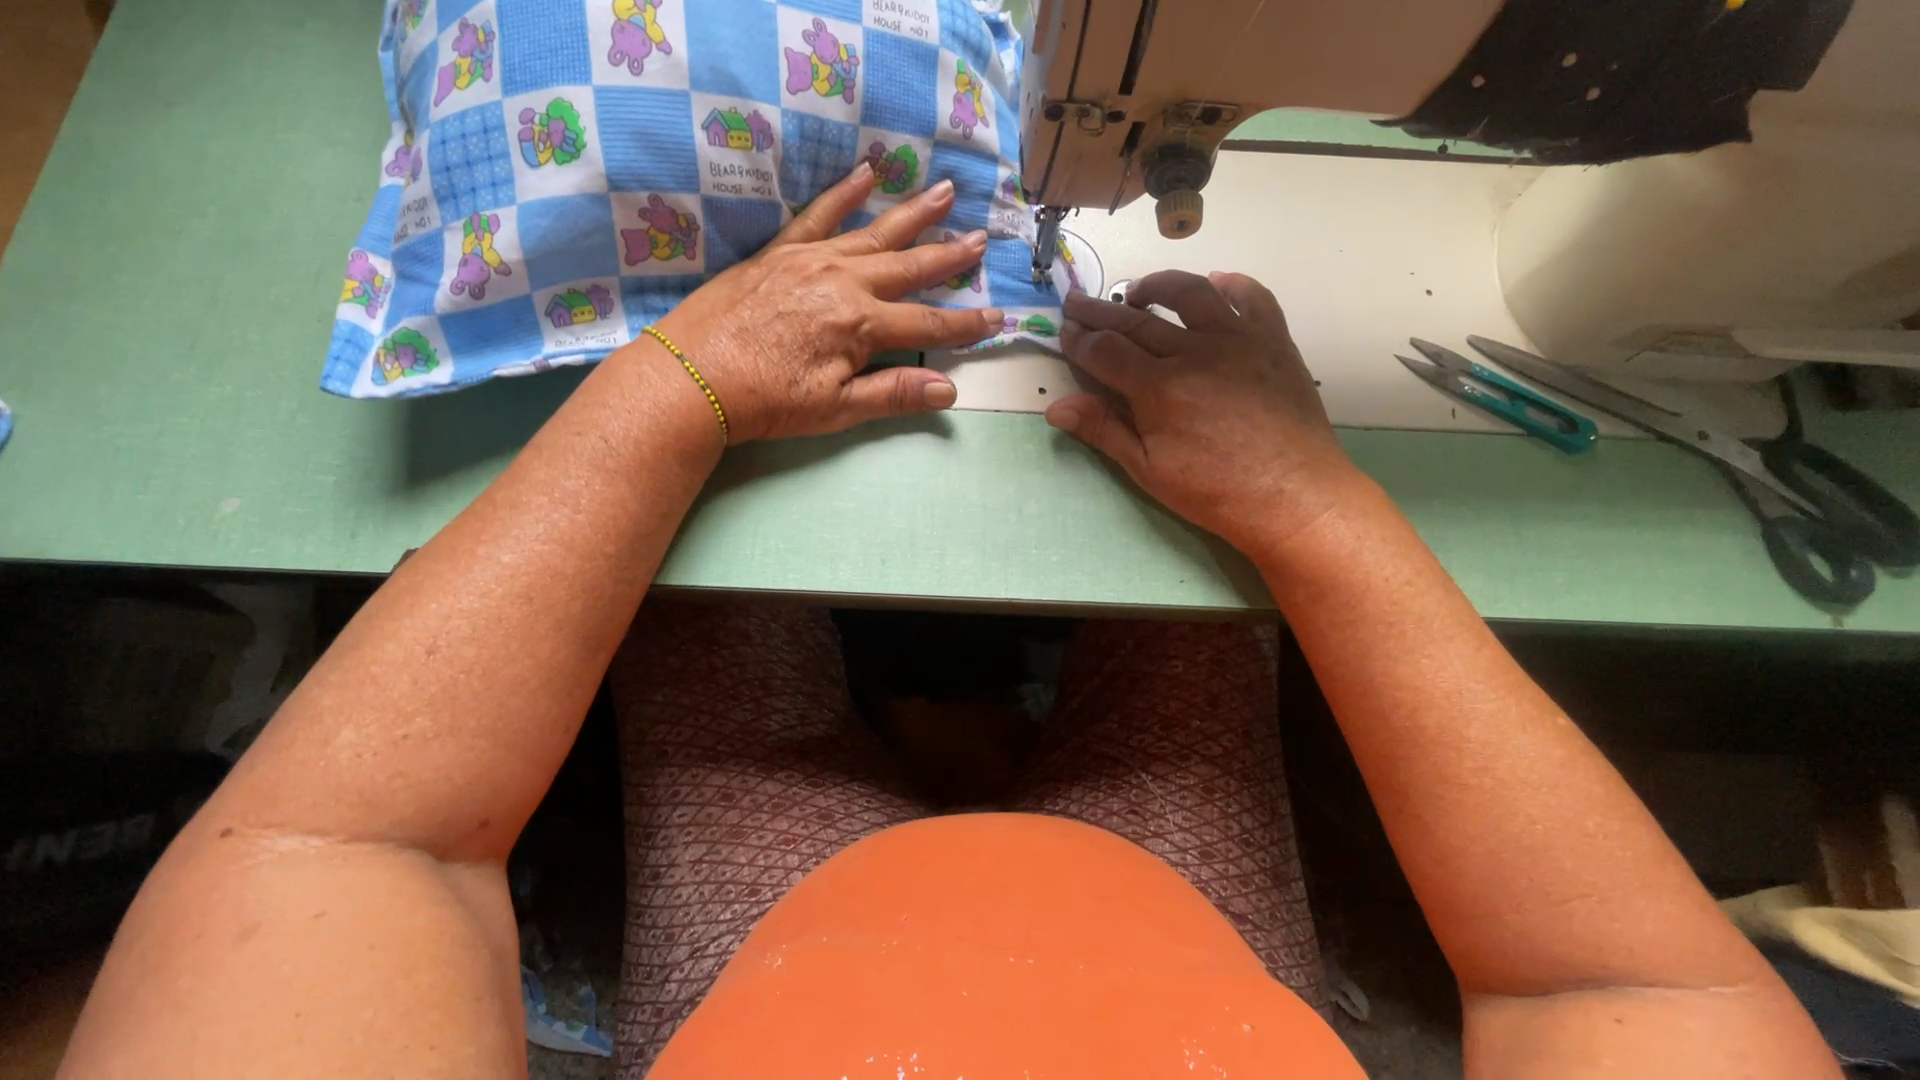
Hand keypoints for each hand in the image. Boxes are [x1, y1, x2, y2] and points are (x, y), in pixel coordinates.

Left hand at [649, 164, 1002, 442]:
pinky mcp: (781, 253)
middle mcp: (844, 282)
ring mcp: (812, 260)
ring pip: (873, 232)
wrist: (691, 378)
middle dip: (949, 256)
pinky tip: (866, 173)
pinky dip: (843, 193)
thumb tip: (949, 389)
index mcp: (861, 325)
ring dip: (912, 213)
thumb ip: (893, 395)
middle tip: (981, 239)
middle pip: (909, 267)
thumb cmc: (765, 401)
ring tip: (943, 191)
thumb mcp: (835, 410)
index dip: (966, 325)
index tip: (997, 318)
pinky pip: (818, 215)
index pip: (928, 325)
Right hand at [1045, 271, 1364, 554]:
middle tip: (1079, 302)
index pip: (1106, 351)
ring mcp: (1238, 341)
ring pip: (1191, 294)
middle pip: (1137, 321)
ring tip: (1139, 292)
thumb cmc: (1215, 492)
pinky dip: (1231, 285)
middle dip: (1101, 311)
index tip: (1065, 333)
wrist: (1294, 495)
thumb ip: (1104, 431)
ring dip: (1159, 286)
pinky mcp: (1273, 340)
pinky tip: (1217, 283)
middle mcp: (1196, 352)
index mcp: (1160, 388)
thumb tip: (1057, 408)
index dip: (1080, 341)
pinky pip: (1252, 297)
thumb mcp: (1149, 470)